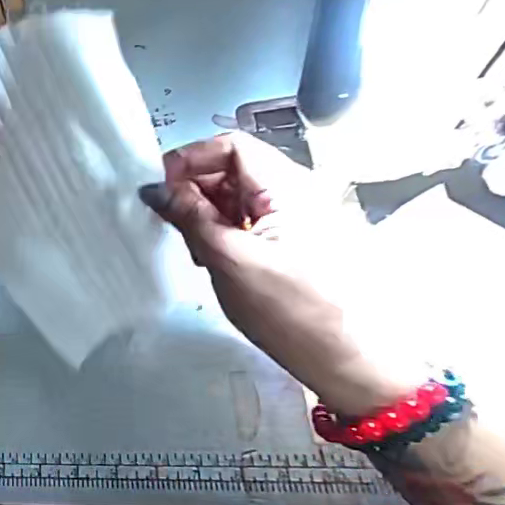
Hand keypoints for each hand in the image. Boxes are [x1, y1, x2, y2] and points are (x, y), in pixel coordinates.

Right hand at [140, 133, 431, 415]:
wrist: (347, 358)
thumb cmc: (292, 313)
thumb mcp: (230, 262)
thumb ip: (191, 218)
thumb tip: (157, 189)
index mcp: (288, 185)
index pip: (230, 145)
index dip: (190, 161)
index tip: (161, 192)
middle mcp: (298, 189)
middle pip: (235, 168)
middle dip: (197, 190)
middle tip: (176, 226)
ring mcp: (300, 215)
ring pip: (242, 195)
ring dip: (211, 213)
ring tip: (198, 250)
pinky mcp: (298, 238)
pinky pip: (255, 219)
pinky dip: (229, 231)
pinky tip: (219, 259)